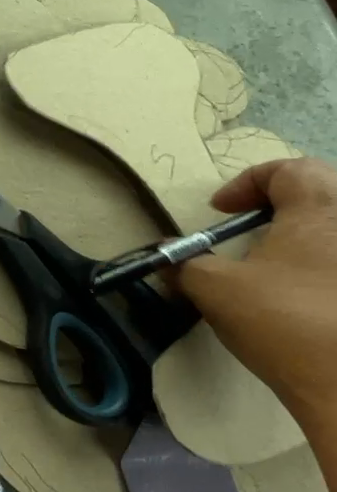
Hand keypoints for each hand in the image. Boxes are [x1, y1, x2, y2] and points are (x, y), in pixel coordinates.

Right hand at [173, 158, 336, 434]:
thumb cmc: (283, 321)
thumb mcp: (211, 286)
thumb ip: (185, 262)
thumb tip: (171, 258)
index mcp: (322, 214)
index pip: (291, 170)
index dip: (250, 182)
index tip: (223, 211)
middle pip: (330, 192)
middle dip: (290, 204)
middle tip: (258, 228)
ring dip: (313, 239)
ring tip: (284, 266)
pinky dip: (326, 269)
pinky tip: (311, 296)